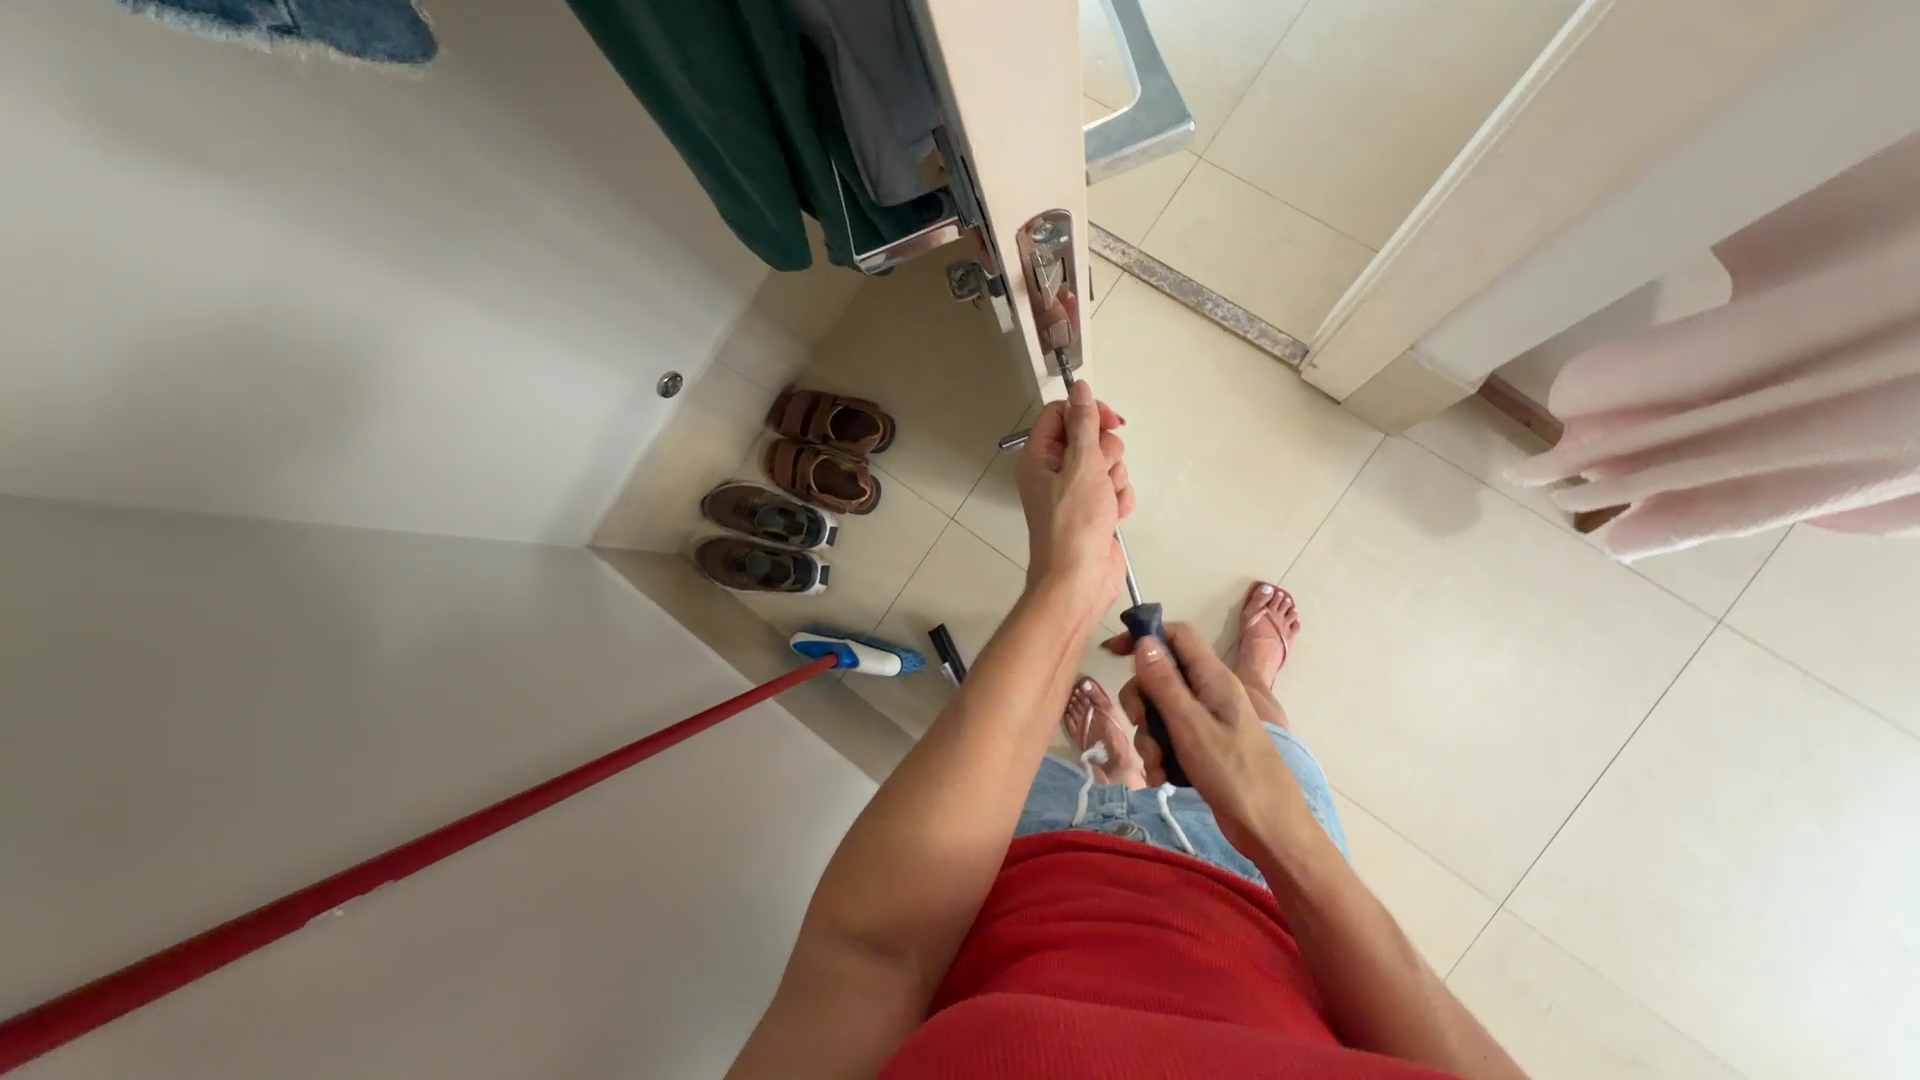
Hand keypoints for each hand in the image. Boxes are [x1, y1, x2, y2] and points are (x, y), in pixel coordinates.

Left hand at [1015, 379, 1133, 612]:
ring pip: (1108, 465)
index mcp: (1039, 457)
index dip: (1087, 412)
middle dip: (1106, 455)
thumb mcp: (1081, 465)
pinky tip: (1112, 518)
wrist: (1080, 578)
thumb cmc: (1074, 522)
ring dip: (1115, 481)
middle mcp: (1055, 471)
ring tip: (1105, 502)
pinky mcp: (1095, 510)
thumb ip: (1084, 424)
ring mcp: (1076, 492)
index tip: (1111, 421)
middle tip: (1101, 474)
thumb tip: (1080, 387)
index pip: (1061, 414)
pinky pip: (1116, 490)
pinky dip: (1119, 502)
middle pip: (1091, 438)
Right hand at [1113, 624, 1316, 859]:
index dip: (1144, 636)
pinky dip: (1161, 755)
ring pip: (1160, 711)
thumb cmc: (1233, 774)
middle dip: (1141, 700)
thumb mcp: (1190, 726)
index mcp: (1213, 678)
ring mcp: (1207, 720)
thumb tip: (1143, 641)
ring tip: (1158, 765)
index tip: (1112, 653)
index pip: (1176, 635)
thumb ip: (1165, 683)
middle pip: (1161, 675)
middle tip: (1139, 723)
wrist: (1268, 828)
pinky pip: (1170, 738)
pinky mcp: (1203, 746)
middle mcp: (1210, 692)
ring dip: (1149, 736)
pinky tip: (1163, 778)